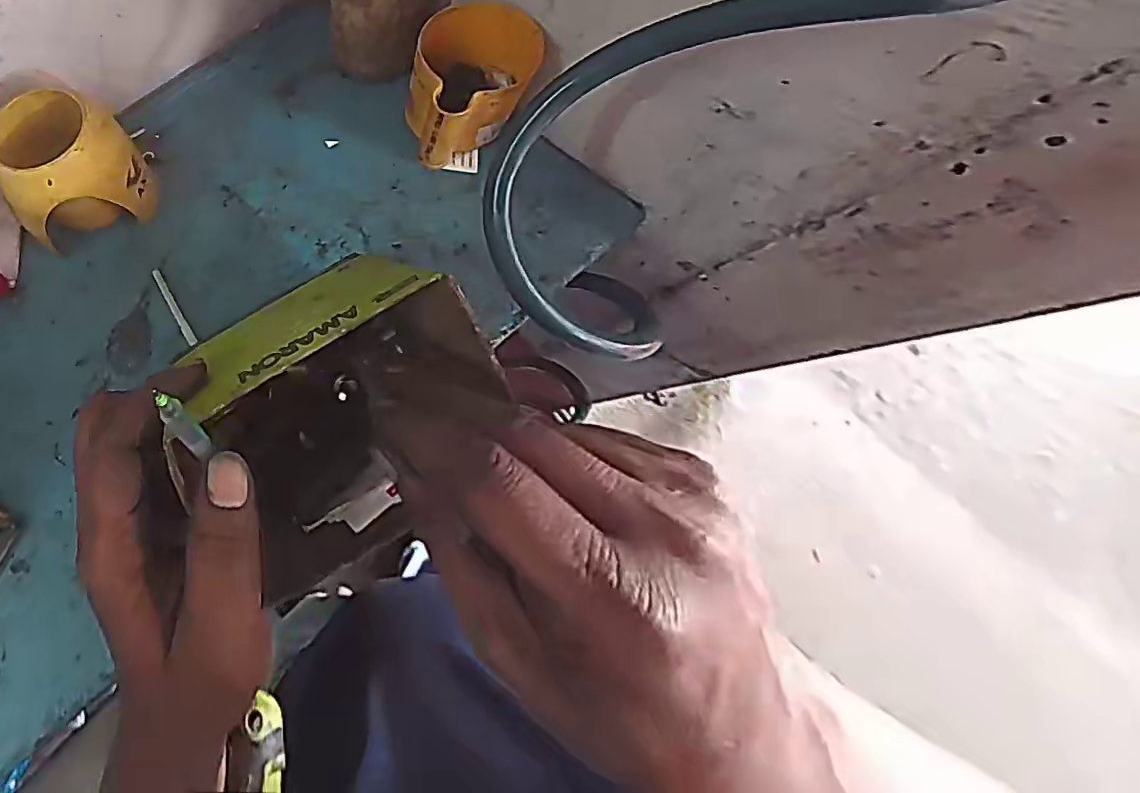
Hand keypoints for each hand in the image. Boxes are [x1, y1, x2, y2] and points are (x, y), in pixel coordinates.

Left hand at [75, 364, 268, 791]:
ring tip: (214, 402)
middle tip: (204, 386)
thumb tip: (228, 460)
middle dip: (142, 397)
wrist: (183, 722)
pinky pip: (142, 465)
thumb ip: (224, 546)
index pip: (109, 450)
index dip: (145, 402)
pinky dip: (168, 438)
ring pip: (116, 444)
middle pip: (97, 436)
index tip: (198, 376)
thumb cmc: (201, 677)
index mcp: (109, 545)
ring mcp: (117, 527)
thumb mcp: (223, 621)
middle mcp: (102, 526)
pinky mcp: (139, 530)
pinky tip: (211, 443)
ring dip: (155, 413)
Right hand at [383, 408, 842, 792]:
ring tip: (489, 469)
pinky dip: (555, 448)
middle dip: (459, 417)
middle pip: (525, 434)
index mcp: (610, 592)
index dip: (433, 438)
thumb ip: (455, 558)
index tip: (396, 419)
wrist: (742, 722)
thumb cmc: (618, 710)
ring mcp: (688, 493)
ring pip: (557, 427)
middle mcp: (659, 528)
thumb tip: (415, 474)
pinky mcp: (700, 472)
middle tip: (420, 417)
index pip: (496, 479)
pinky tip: (555, 485)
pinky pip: (597, 435)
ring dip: (506, 435)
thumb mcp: (513, 656)